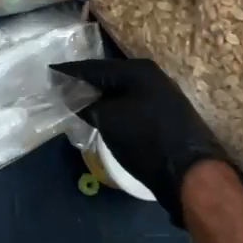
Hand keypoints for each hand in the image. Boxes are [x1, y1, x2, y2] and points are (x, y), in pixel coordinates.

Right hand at [52, 57, 227, 227]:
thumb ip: (86, 103)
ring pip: (122, 93)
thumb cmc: (145, 139)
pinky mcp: (167, 119)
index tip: (50, 72)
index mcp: (138, 70)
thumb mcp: (108, 119)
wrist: (192, 175)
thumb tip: (72, 95)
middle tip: (61, 87)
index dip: (70, 71)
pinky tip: (104, 117)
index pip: (94, 67)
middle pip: (110, 78)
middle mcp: (153, 78)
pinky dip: (115, 108)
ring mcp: (164, 98)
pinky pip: (132, 106)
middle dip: (86, 83)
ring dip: (101, 98)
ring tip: (78, 102)